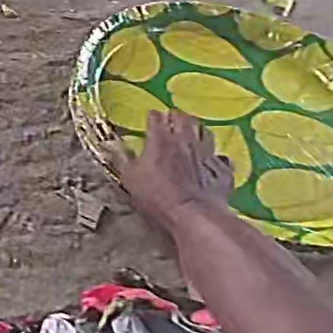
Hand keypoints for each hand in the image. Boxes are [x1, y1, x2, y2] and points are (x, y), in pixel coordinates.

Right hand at [108, 111, 235, 223]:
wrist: (193, 215)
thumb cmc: (155, 196)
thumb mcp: (129, 177)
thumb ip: (121, 159)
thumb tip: (110, 144)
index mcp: (160, 140)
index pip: (156, 118)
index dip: (153, 116)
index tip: (150, 116)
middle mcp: (185, 141)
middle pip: (183, 119)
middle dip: (176, 116)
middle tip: (172, 118)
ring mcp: (206, 155)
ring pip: (205, 133)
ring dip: (198, 130)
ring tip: (194, 131)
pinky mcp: (222, 171)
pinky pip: (221, 158)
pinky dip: (216, 158)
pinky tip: (213, 161)